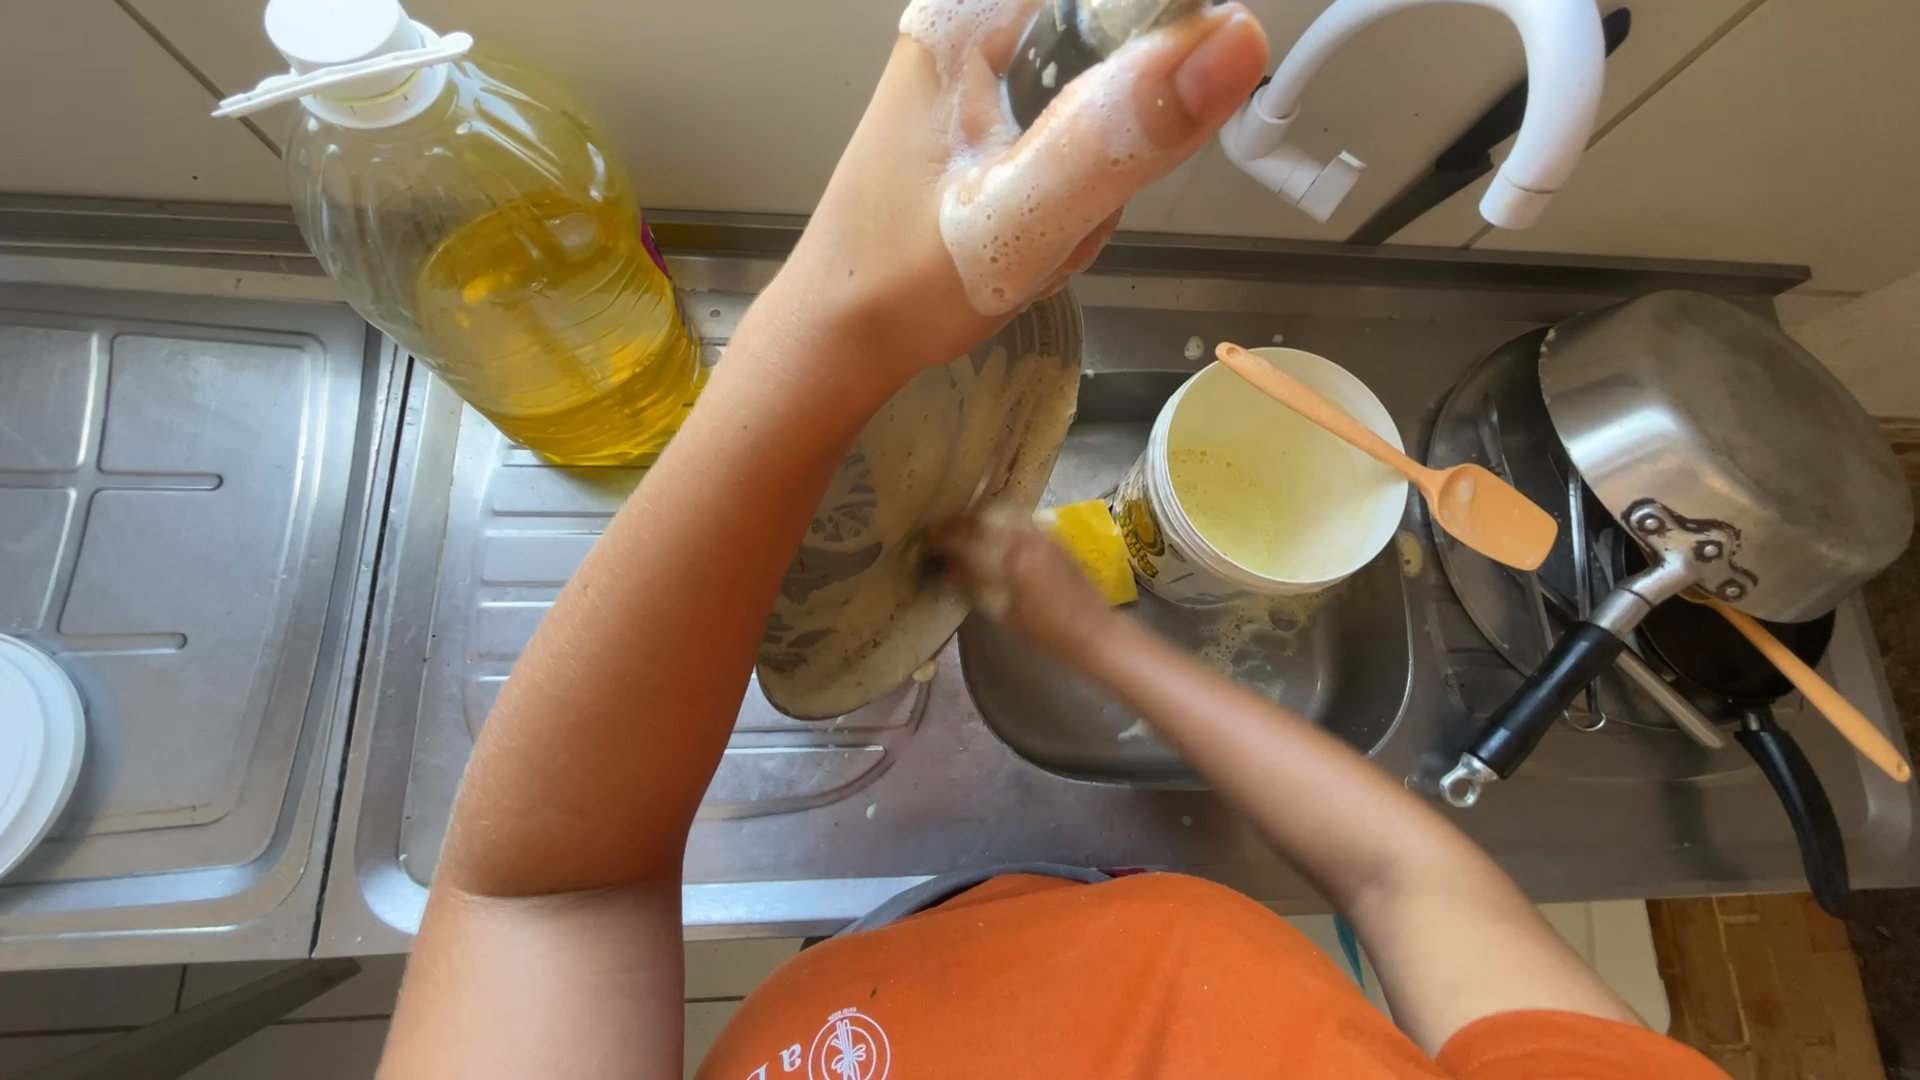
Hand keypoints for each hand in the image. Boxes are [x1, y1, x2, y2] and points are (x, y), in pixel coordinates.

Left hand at [770, 1, 1267, 382]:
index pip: (1104, 0)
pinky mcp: (985, 134)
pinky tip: (1030, 240)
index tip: (1127, 142)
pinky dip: (1067, 201)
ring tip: (1038, 237)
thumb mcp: (1014, 220)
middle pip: (1105, 48)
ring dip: (1090, 185)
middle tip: (1073, 207)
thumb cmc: (898, 286)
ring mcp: (978, 90)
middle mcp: (970, 34)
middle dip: (1111, 141)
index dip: (1147, 51)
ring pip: (1093, 108)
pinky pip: (1065, 147)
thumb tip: (1233, 47)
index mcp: (966, 20)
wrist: (842, 340)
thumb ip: (1115, 141)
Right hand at [935, 505, 1124, 662]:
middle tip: (944, 534)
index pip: (966, 540)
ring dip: (981, 518)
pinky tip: (996, 535)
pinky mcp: (1055, 538)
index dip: (942, 539)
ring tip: (967, 532)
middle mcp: (1026, 538)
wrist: (1094, 631)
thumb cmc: (1047, 632)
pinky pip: (1022, 519)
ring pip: (1004, 512)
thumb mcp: (1004, 615)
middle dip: (959, 523)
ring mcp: (1043, 535)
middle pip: (983, 517)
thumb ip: (975, 588)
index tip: (929, 543)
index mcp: (1010, 559)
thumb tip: (951, 571)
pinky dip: (1002, 521)